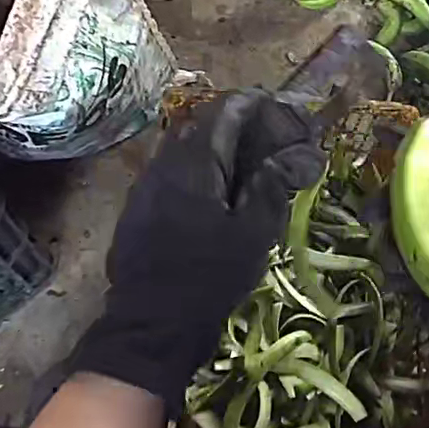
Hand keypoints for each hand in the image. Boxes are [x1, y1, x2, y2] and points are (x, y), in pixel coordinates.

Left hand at [74, 90, 325, 406]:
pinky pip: (170, 169)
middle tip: (264, 131)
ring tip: (243, 156)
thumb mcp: (253, 235)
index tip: (276, 105)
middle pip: (200, 124)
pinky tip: (214, 186)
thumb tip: (290, 154)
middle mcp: (164, 165)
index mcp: (195, 166)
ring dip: (213, 142)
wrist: (152, 324)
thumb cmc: (210, 277)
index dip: (251, 104)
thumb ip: (269, 187)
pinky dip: (197, 164)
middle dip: (233, 120)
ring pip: (182, 146)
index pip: (223, 114)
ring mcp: (146, 185)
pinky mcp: (138, 206)